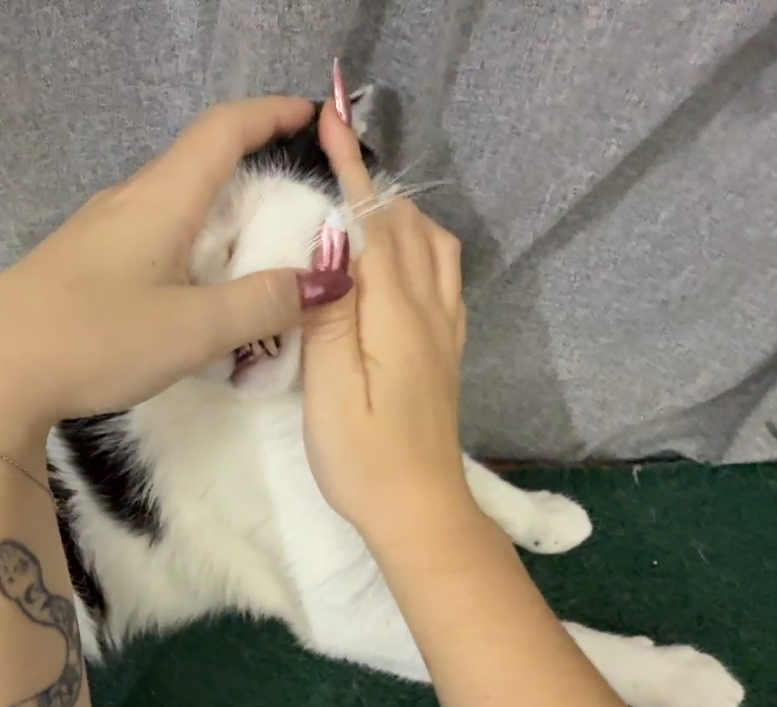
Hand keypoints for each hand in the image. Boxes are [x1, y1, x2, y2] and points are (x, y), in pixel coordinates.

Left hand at [0, 97, 354, 445]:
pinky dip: (182, 250)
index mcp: (160, 199)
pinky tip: (185, 291)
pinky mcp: (76, 267)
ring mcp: (94, 233)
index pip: (224, 129)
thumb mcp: (193, 329)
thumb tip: (327, 282)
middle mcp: (125, 202)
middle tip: (290, 206)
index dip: (270, 113)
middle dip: (249, 170)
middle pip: (196, 165)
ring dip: (214, 217)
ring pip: (168, 207)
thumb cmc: (96, 339)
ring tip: (246, 256)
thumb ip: (263, 304)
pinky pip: (144, 240)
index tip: (309, 115)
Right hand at [300, 104, 474, 547]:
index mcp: (397, 317)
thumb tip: (332, 246)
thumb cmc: (364, 460)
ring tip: (360, 211)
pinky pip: (443, 279)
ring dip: (399, 216)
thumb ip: (332, 317)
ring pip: (433, 248)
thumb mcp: (332, 392)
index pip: (375, 226)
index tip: (330, 124)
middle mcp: (431, 313)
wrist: (419, 511)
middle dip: (372, 186)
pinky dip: (419, 248)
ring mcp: (445, 333)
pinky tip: (398, 262)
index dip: (352, 173)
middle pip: (407, 229)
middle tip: (330, 164)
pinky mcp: (446, 353)